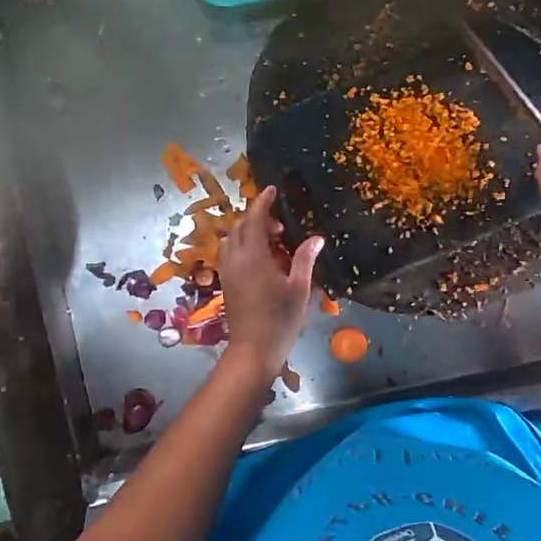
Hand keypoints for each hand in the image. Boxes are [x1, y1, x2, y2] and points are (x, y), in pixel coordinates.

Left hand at [218, 187, 322, 378]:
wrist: (253, 350)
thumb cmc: (280, 320)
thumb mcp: (299, 289)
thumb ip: (304, 259)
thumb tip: (316, 238)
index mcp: (253, 257)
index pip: (254, 219)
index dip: (262, 202)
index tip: (272, 190)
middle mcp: (235, 259)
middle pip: (240, 227)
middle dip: (257, 218)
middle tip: (281, 227)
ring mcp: (227, 271)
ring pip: (231, 239)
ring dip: (247, 232)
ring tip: (272, 242)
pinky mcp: (225, 282)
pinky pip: (229, 253)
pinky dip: (241, 245)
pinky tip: (261, 258)